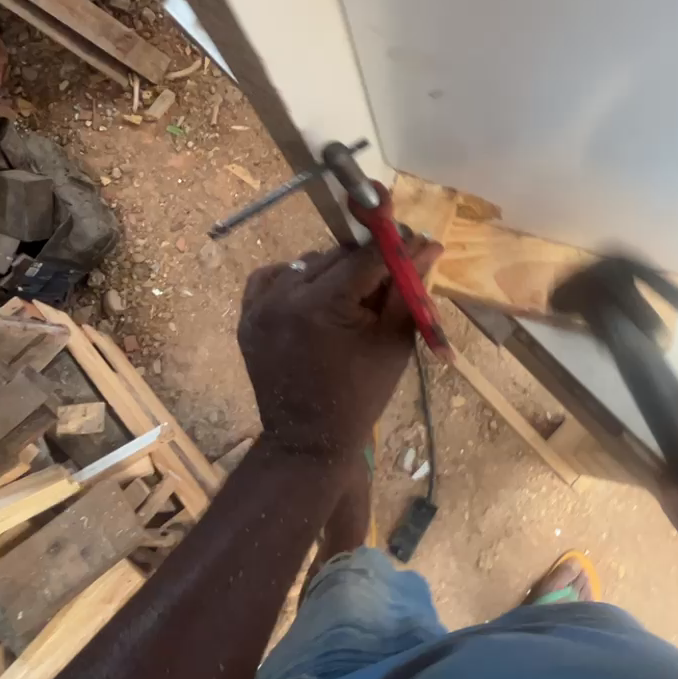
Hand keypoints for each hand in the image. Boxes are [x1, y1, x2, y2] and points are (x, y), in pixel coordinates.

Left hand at [237, 236, 442, 460]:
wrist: (310, 438)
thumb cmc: (362, 393)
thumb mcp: (394, 340)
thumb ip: (409, 288)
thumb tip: (430, 245)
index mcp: (321, 305)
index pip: (366, 256)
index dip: (395, 246)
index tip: (417, 239)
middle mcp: (284, 297)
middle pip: (337, 256)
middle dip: (367, 262)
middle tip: (389, 276)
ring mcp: (259, 306)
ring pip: (308, 263)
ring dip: (334, 271)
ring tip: (353, 296)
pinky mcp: (247, 316)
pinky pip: (275, 276)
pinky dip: (298, 279)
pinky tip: (316, 296)